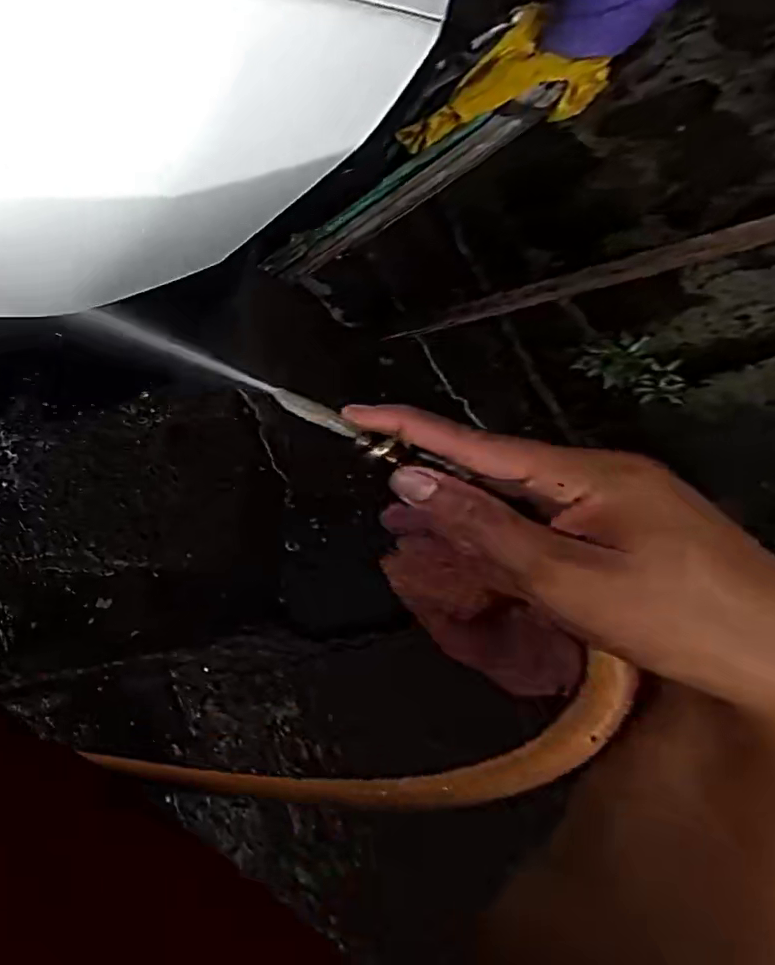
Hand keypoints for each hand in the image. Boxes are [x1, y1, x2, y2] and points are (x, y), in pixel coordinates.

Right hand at [346, 405, 774, 715]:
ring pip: (509, 498)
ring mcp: (613, 505)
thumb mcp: (561, 574)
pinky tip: (462, 545)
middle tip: (379, 506)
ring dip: (456, 513)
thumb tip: (406, 478)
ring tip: (403, 529)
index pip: (474, 443)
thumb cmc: (677, 619)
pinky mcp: (621, 531)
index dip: (407, 427)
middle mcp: (599, 478)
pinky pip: (535, 520)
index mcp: (588, 476)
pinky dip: (491, 531)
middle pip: (489, 469)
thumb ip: (477, 522)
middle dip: (428, 482)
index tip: (354, 412)